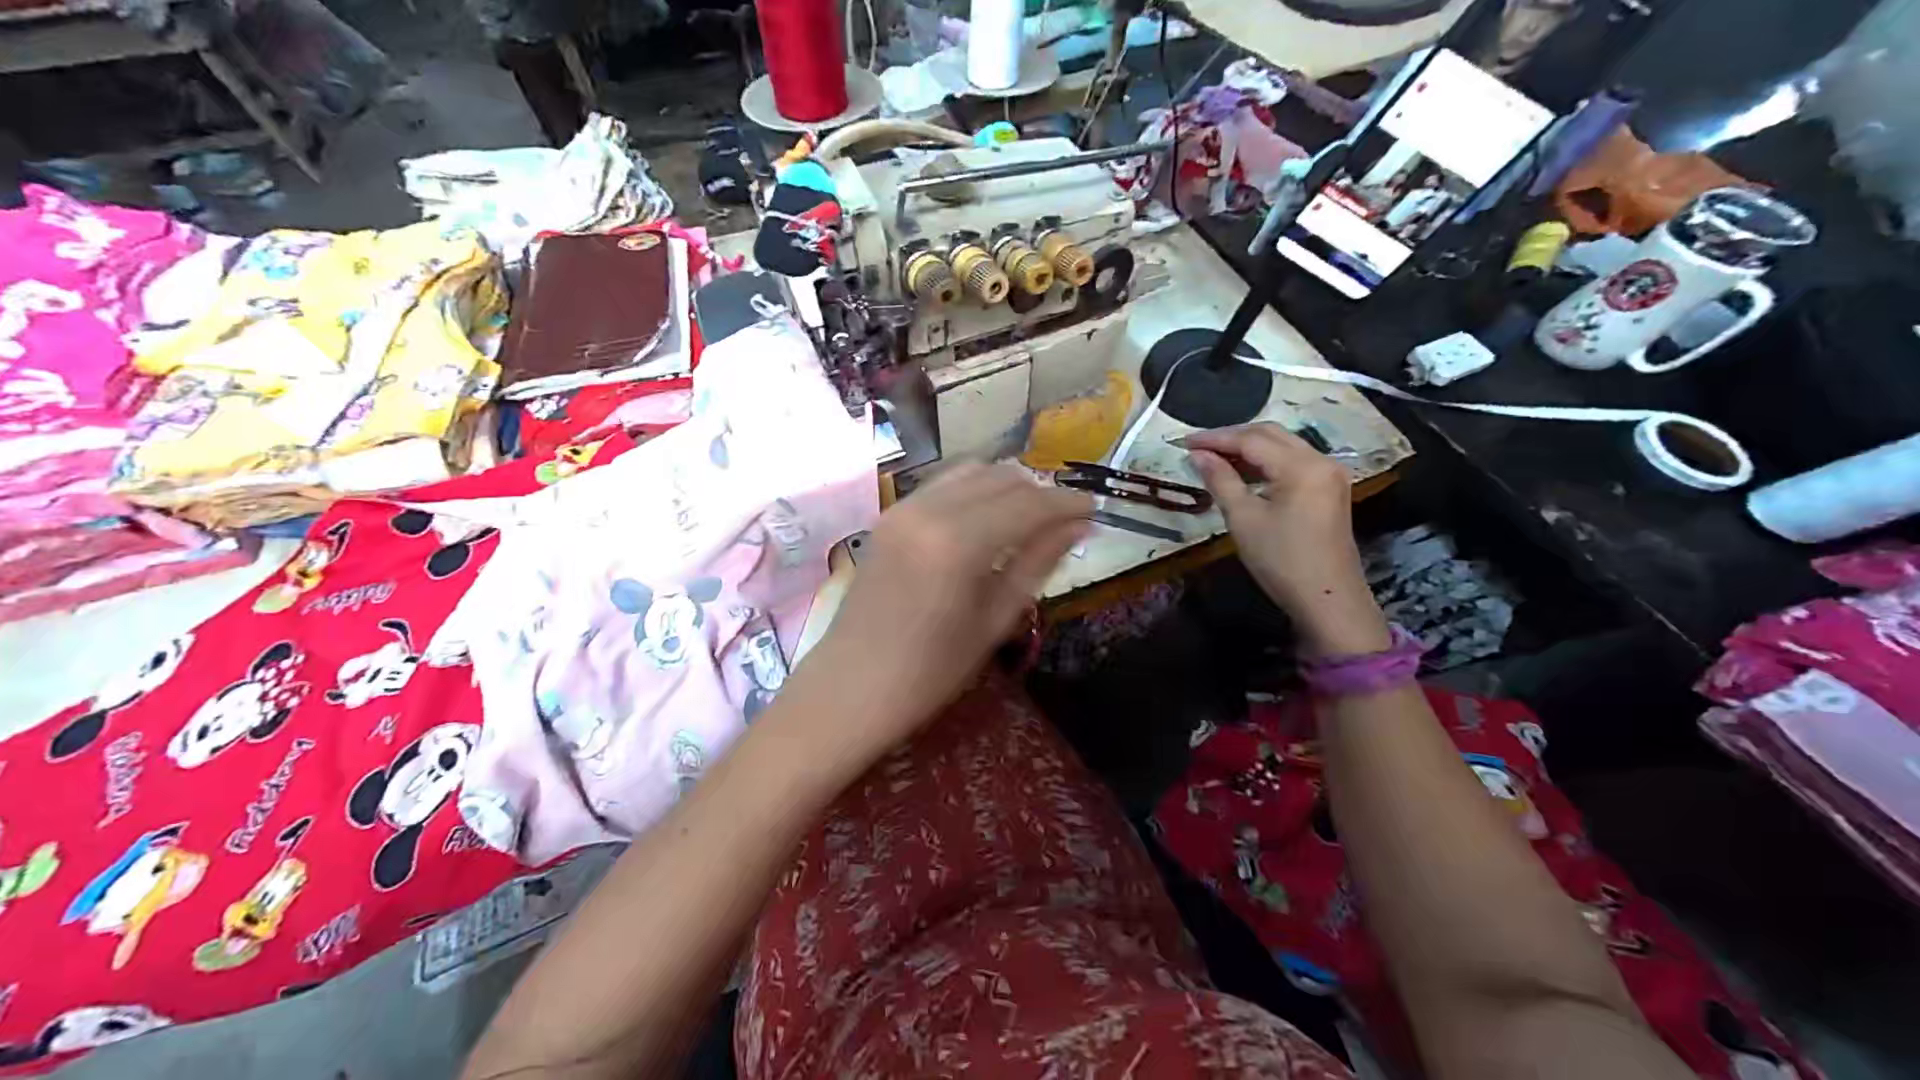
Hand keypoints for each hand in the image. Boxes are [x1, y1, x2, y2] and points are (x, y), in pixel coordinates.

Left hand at [794, 464, 1091, 756]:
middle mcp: (929, 510)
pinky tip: (987, 520)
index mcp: (958, 543)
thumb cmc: (929, 671)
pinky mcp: (889, 515)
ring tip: (1029, 518)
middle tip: (1065, 520)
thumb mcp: (994, 621)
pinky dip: (974, 491)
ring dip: (1007, 486)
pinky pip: (943, 485)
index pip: (1029, 503)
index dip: (1067, 503)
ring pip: (971, 472)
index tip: (1094, 510)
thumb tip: (1079, 526)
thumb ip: (1037, 564)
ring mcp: (903, 508)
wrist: (852, 686)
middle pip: (1001, 477)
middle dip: (1040, 492)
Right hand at [1183, 423, 1390, 656]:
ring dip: (1249, 448)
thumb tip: (1198, 455)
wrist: (1327, 598)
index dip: (1215, 438)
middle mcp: (1321, 460)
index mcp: (1302, 466)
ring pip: (1283, 446)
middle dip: (1232, 437)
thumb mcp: (1243, 519)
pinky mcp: (1329, 489)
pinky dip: (1266, 462)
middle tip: (1198, 447)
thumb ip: (1220, 480)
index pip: (1251, 440)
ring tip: (1215, 459)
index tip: (1184, 442)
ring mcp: (1329, 474)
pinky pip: (1293, 462)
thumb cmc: (1281, 560)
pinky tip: (1243, 473)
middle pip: (1271, 434)